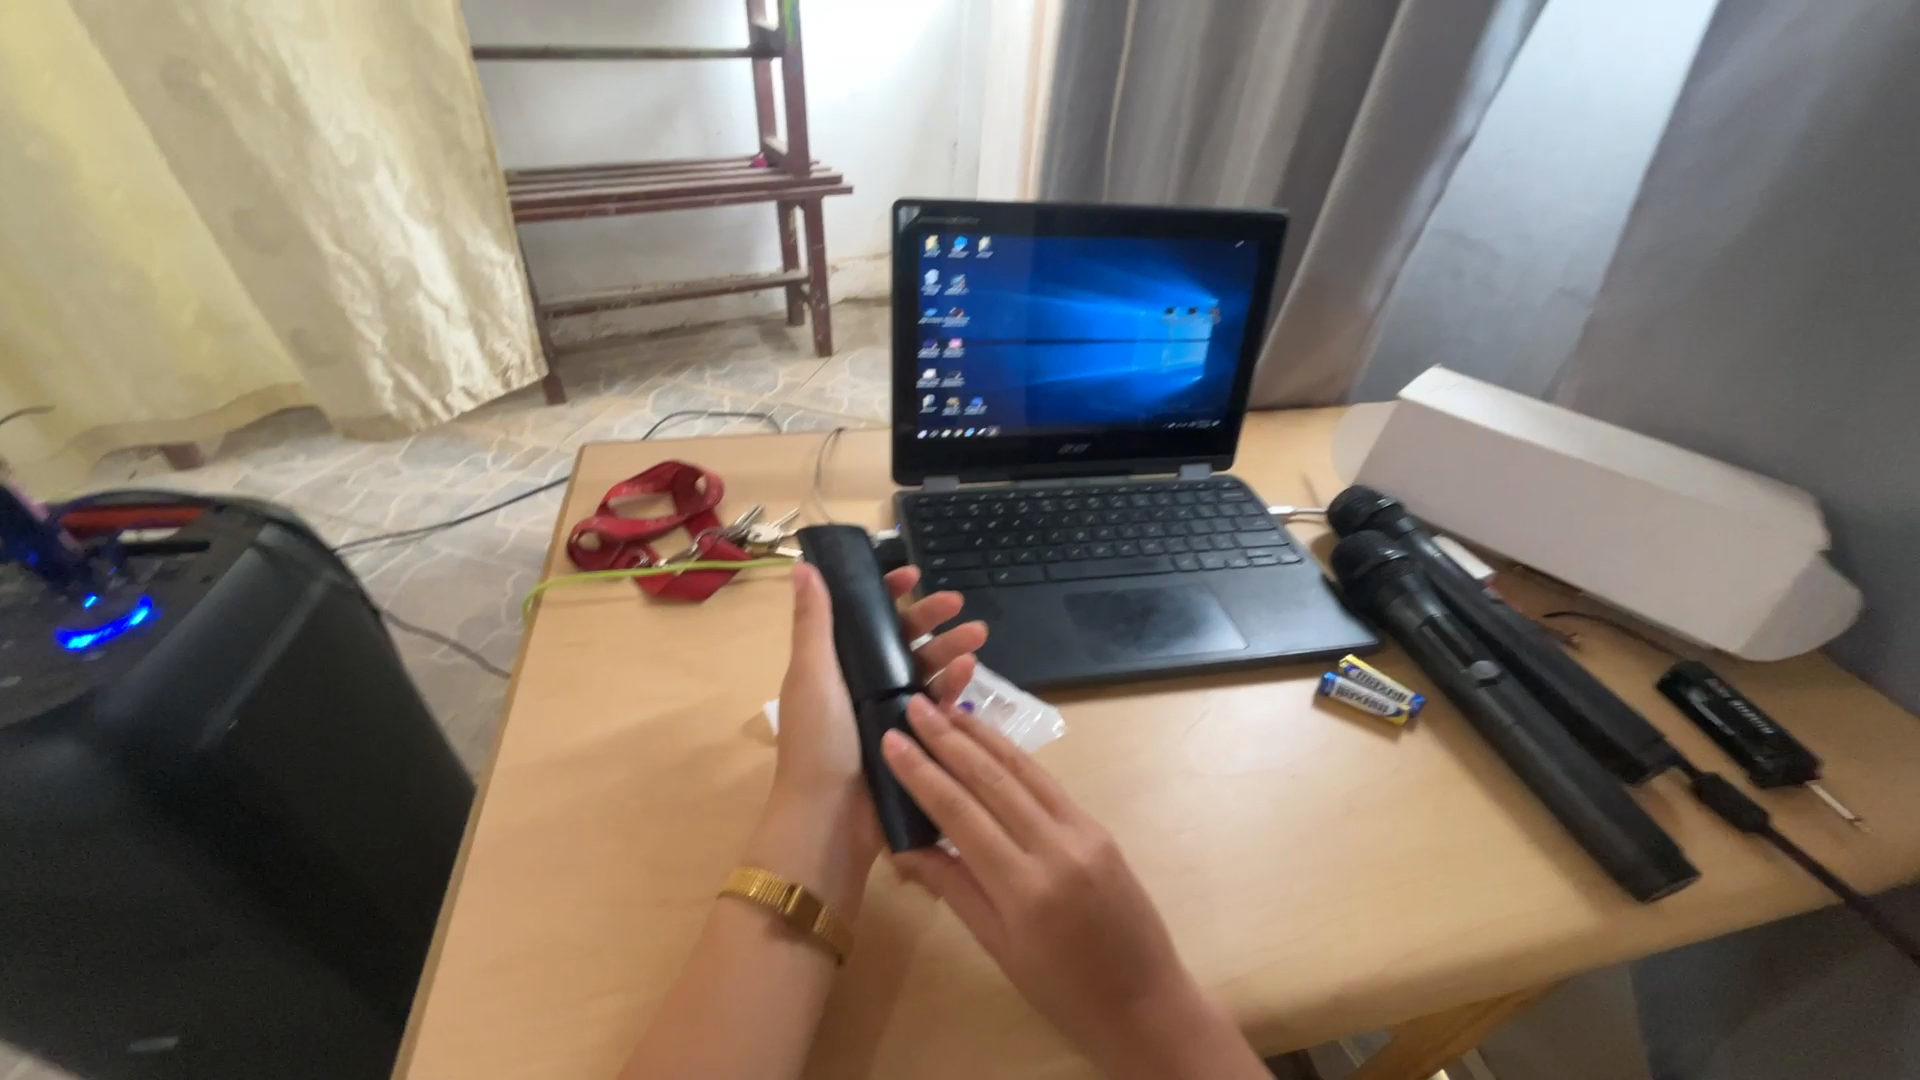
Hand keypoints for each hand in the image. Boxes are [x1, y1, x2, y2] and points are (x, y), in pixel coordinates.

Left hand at [753, 564, 985, 908]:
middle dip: (930, 617)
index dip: (887, 594)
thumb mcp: (812, 675)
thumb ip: (814, 622)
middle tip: (957, 603)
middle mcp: (862, 683)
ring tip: (978, 636)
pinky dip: (953, 688)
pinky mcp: (912, 740)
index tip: (913, 576)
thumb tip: (804, 566)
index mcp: (834, 665)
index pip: (864, 618)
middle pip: (902, 640)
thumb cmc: (817, 743)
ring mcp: (888, 712)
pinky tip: (971, 674)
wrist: (831, 820)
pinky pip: (937, 706)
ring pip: (925, 669)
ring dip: (951, 649)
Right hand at [882, 698, 1266, 1079]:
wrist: (1146, 1002)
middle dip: (948, 739)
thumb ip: (953, 888)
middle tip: (913, 707)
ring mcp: (1082, 831)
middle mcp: (1055, 849)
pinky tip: (991, 741)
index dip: (922, 774)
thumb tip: (904, 844)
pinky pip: (1047, 783)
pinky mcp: (1098, 825)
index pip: (960, 815)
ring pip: (1023, 770)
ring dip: (982, 735)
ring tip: (946, 709)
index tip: (893, 740)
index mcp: (1023, 890)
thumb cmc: (1062, 991)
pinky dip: (1014, 756)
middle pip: (991, 780)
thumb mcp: (998, 947)